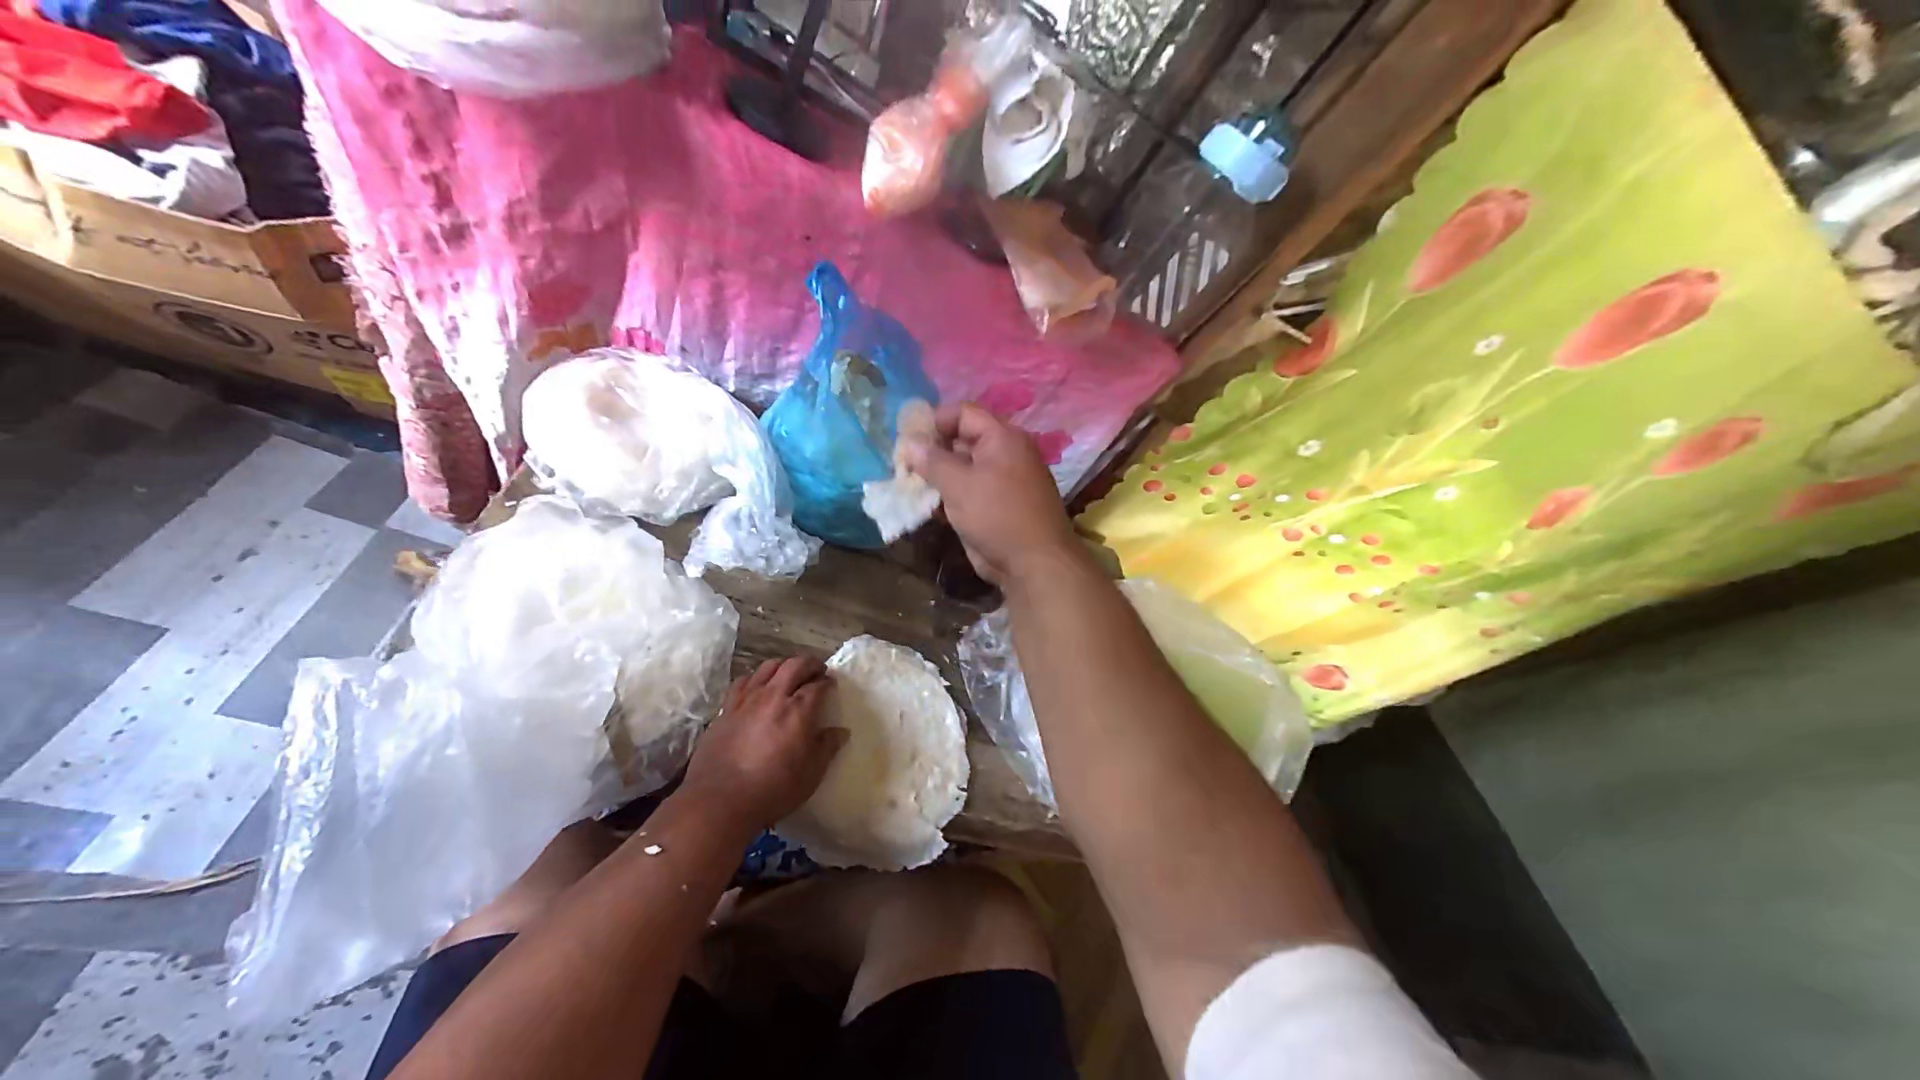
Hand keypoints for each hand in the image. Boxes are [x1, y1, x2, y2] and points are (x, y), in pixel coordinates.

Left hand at [681, 657, 847, 832]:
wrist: (720, 800)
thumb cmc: (774, 788)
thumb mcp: (811, 773)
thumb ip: (827, 748)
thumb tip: (840, 731)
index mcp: (799, 710)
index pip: (818, 685)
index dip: (828, 682)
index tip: (832, 685)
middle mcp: (774, 696)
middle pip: (794, 665)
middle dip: (809, 664)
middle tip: (816, 671)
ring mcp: (747, 700)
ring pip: (768, 667)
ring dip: (783, 666)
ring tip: (788, 675)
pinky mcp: (726, 709)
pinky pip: (744, 681)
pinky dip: (757, 678)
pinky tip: (758, 688)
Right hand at [903, 402, 1082, 586]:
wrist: (1034, 563)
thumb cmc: (997, 515)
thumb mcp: (959, 484)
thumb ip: (932, 461)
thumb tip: (908, 443)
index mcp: (1002, 438)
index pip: (963, 413)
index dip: (934, 420)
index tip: (907, 436)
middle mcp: (1004, 454)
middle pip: (962, 440)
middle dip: (932, 450)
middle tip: (903, 462)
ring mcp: (1001, 481)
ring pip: (963, 469)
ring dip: (937, 476)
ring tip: (908, 484)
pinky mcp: (995, 506)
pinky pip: (968, 492)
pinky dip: (948, 495)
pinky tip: (927, 505)